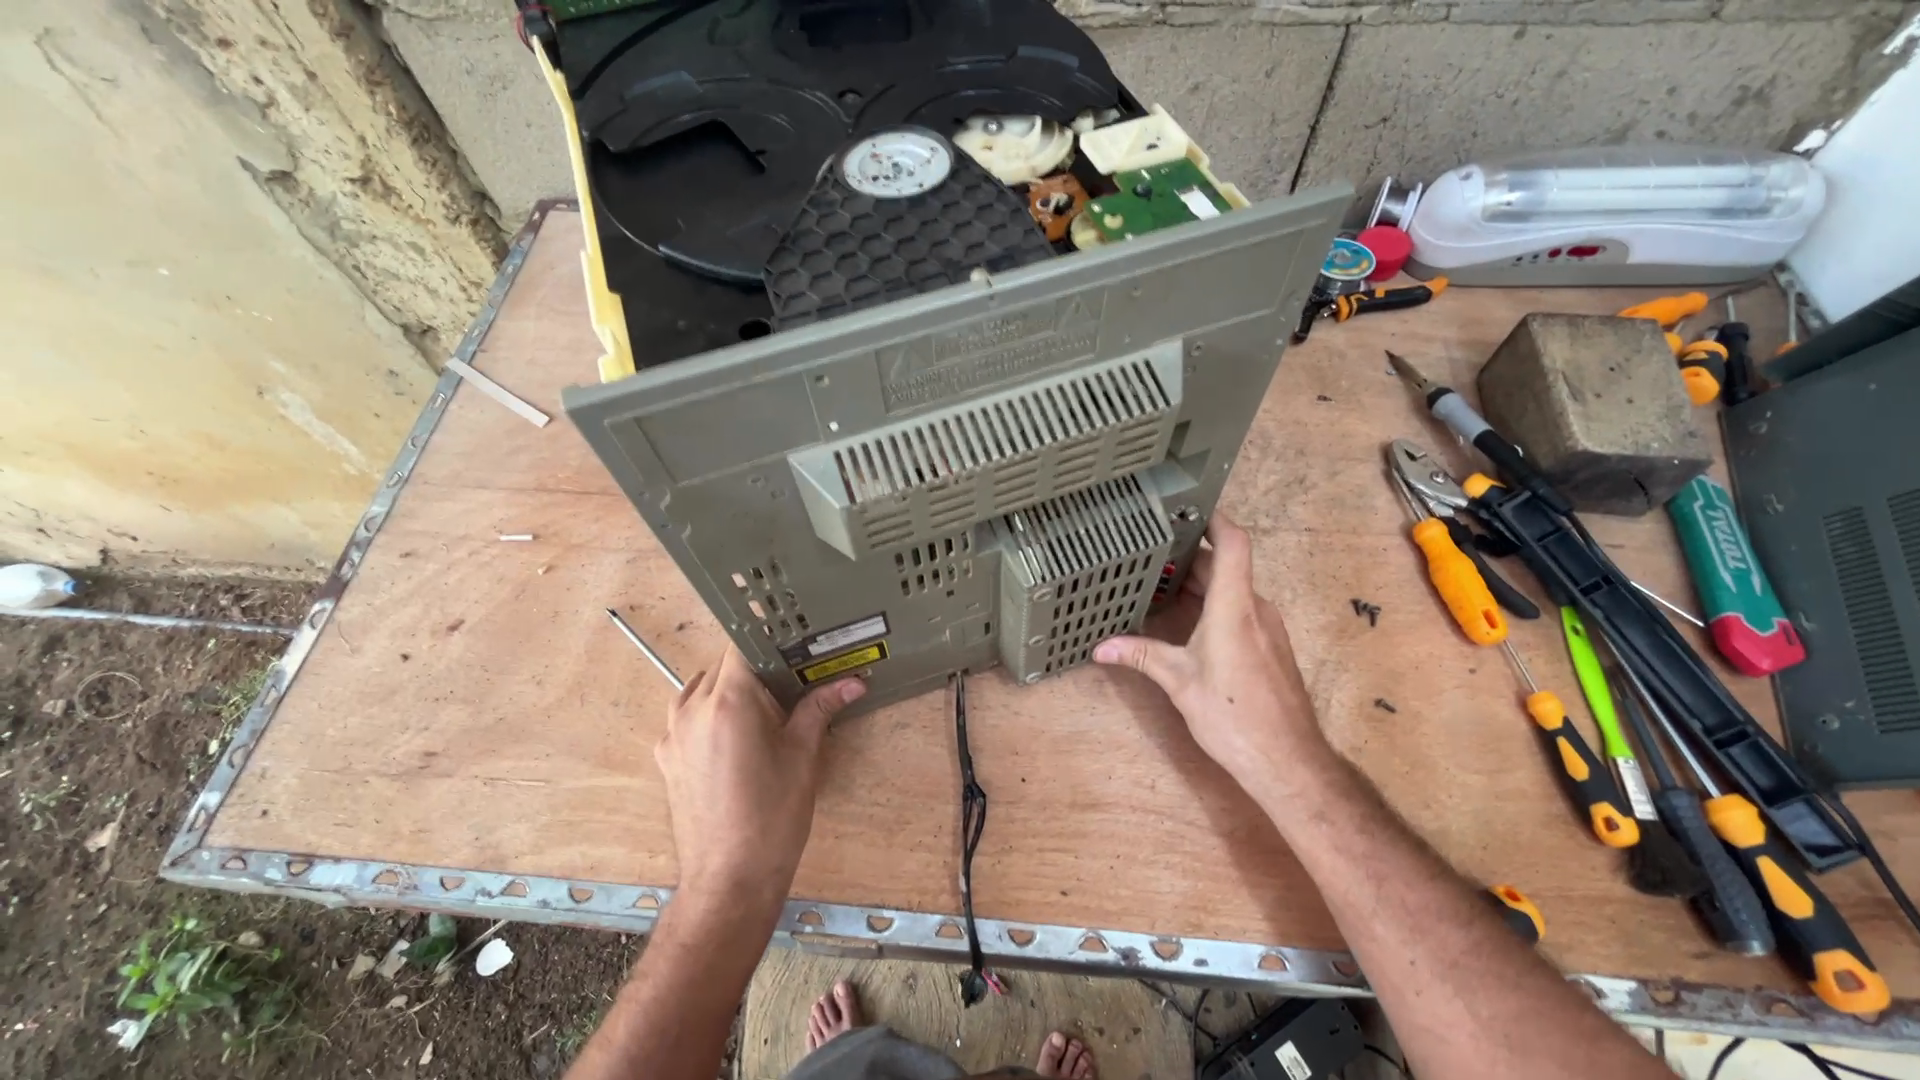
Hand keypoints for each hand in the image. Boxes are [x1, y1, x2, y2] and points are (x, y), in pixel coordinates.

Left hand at [655, 646, 865, 913]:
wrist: (729, 879)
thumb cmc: (772, 817)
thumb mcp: (803, 757)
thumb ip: (820, 709)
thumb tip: (852, 682)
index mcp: (728, 702)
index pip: (741, 644)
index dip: (765, 636)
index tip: (788, 636)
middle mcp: (693, 710)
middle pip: (722, 666)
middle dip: (755, 669)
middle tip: (790, 682)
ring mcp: (673, 735)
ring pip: (700, 690)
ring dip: (729, 690)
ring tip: (763, 712)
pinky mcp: (666, 758)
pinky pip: (686, 718)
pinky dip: (709, 715)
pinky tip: (735, 738)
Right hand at [1093, 513, 1331, 800]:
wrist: (1287, 760)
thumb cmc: (1234, 716)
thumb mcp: (1180, 683)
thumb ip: (1142, 657)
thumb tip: (1102, 648)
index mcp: (1234, 608)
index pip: (1233, 544)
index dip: (1215, 519)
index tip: (1189, 509)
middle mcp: (1256, 609)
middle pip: (1227, 567)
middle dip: (1191, 559)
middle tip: (1154, 555)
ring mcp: (1268, 629)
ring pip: (1233, 591)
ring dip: (1202, 585)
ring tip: (1163, 587)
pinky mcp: (1271, 647)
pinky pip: (1241, 612)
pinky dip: (1214, 607)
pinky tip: (1189, 624)